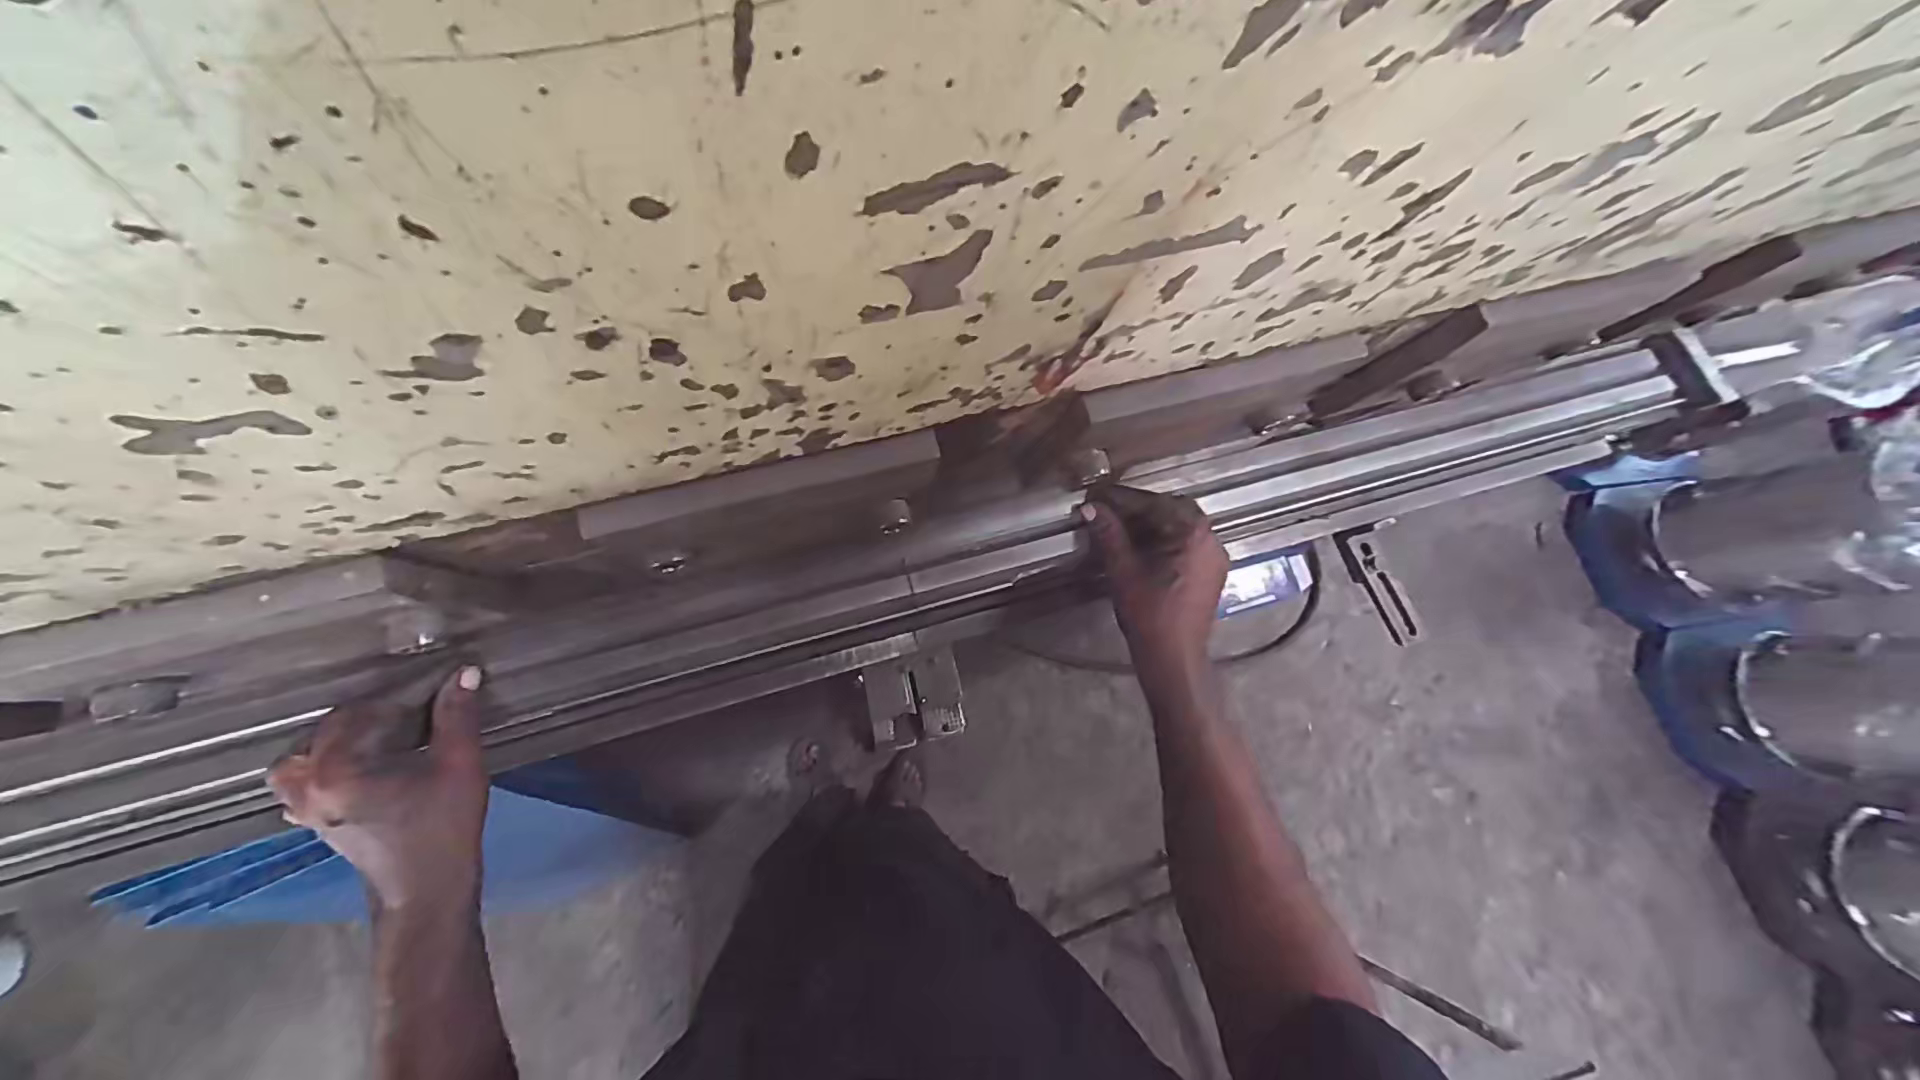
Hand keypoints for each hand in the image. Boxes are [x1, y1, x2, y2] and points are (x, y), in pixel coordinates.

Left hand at [267, 666, 488, 909]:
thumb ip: (457, 715)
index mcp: (336, 769)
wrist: (426, 887)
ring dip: (350, 732)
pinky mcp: (309, 814)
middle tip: (425, 702)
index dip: (411, 691)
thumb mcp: (460, 763)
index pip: (369, 710)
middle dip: (381, 709)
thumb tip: (464, 672)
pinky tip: (368, 756)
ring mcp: (300, 803)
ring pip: (313, 748)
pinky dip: (333, 756)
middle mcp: (305, 783)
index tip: (445, 679)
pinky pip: (307, 772)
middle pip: (336, 725)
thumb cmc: (445, 824)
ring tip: (391, 727)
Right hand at [1082, 486, 1228, 666]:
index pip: (1154, 503)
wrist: (1173, 657)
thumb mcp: (1123, 570)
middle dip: (1140, 507)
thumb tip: (1091, 508)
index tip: (1099, 498)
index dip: (1123, 499)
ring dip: (1154, 523)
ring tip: (1123, 528)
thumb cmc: (1148, 614)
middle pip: (1172, 509)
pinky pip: (1189, 544)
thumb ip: (1109, 535)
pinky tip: (1144, 548)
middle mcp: (1210, 539)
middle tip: (1110, 511)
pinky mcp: (1212, 573)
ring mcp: (1215, 557)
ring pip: (1182, 527)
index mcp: (1192, 533)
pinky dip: (1167, 539)